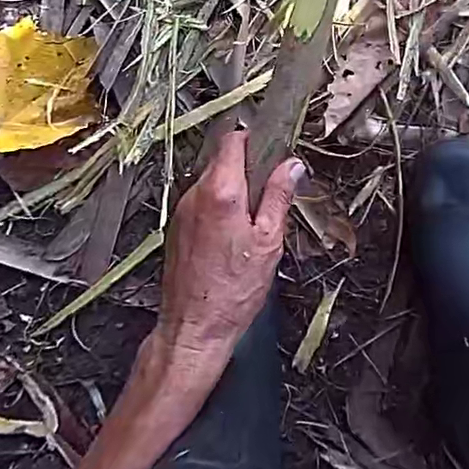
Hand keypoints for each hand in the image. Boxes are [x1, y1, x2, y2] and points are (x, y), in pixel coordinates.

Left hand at [156, 131, 304, 365]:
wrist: (193, 328)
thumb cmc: (231, 292)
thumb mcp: (268, 241)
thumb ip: (278, 197)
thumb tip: (291, 166)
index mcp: (220, 191)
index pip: (233, 140)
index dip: (253, 140)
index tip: (270, 152)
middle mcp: (196, 194)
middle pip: (222, 159)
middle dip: (247, 169)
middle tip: (268, 194)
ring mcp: (182, 209)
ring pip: (211, 181)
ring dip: (232, 190)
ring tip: (251, 222)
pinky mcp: (177, 226)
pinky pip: (201, 202)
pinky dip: (218, 207)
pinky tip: (231, 236)